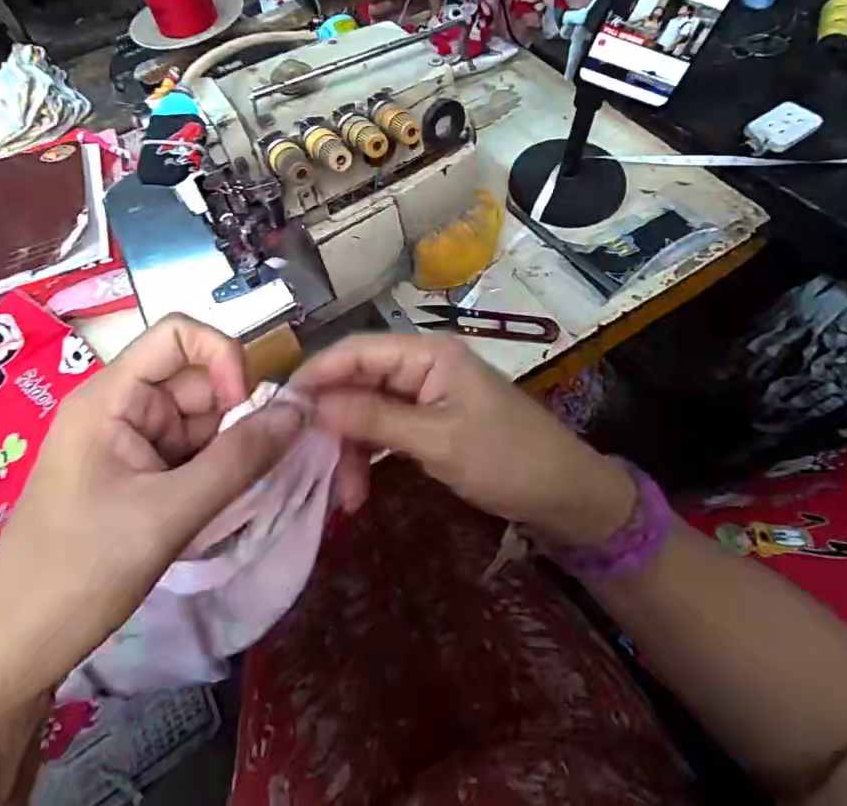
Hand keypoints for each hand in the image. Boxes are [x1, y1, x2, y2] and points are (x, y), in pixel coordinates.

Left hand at [0, 314, 305, 687]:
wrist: (13, 652)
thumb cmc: (79, 572)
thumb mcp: (169, 513)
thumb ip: (241, 458)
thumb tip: (301, 409)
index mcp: (111, 396)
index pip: (178, 334)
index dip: (223, 356)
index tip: (246, 407)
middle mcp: (120, 407)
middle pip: (197, 380)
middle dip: (234, 414)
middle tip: (253, 466)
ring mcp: (129, 442)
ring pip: (201, 420)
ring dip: (228, 448)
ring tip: (227, 497)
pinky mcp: (137, 475)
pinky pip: (191, 453)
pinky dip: (215, 471)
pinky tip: (213, 508)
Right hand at [291, 333, 635, 545]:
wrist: (565, 494)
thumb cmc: (506, 458)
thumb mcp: (437, 440)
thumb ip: (374, 418)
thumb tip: (313, 405)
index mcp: (428, 354)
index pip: (358, 350)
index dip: (317, 374)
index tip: (281, 408)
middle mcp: (423, 366)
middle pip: (359, 382)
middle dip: (334, 423)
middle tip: (307, 463)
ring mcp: (427, 394)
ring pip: (369, 411)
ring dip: (352, 450)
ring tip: (344, 496)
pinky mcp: (431, 421)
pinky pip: (387, 430)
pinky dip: (371, 457)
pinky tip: (359, 489)